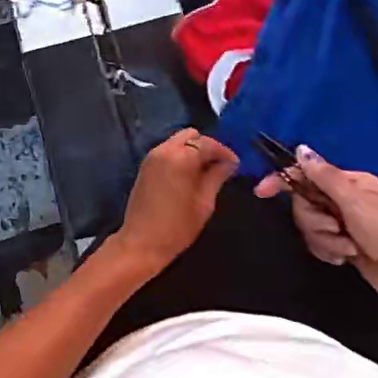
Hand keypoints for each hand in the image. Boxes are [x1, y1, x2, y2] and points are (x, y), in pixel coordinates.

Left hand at [107, 128, 239, 275]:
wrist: (142, 241)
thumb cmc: (177, 226)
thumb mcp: (204, 202)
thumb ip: (216, 177)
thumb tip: (228, 164)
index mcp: (180, 157)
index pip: (207, 142)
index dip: (224, 152)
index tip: (236, 165)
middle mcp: (163, 150)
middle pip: (190, 135)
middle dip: (207, 146)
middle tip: (220, 165)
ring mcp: (151, 157)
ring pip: (177, 141)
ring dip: (193, 150)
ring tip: (207, 171)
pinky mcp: (145, 166)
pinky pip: (167, 151)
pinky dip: (180, 156)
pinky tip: (190, 174)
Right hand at [256, 147, 377, 325]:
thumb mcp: (357, 202)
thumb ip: (324, 176)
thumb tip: (300, 149)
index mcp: (353, 183)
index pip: (307, 174)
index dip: (282, 181)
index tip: (262, 192)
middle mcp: (347, 201)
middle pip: (303, 202)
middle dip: (313, 219)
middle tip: (334, 228)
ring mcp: (347, 225)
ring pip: (310, 226)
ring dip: (323, 239)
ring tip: (348, 249)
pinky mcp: (346, 248)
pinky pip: (319, 244)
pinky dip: (328, 251)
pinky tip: (347, 259)